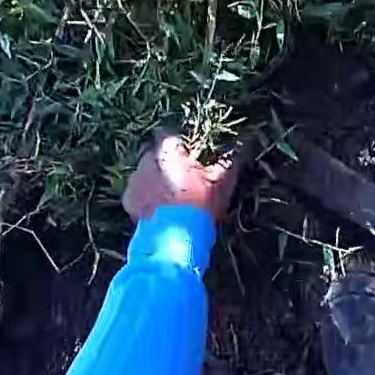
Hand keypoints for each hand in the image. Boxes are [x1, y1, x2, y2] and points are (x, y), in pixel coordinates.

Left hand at [122, 132, 237, 224]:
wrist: (177, 236)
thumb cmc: (201, 202)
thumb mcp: (223, 180)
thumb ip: (232, 159)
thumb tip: (246, 143)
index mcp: (168, 148)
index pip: (172, 137)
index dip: (183, 148)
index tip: (192, 160)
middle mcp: (146, 159)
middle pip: (157, 156)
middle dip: (168, 165)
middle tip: (184, 183)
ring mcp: (134, 180)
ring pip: (146, 176)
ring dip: (156, 183)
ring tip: (172, 202)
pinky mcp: (128, 200)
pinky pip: (138, 196)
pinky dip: (146, 201)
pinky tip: (160, 212)